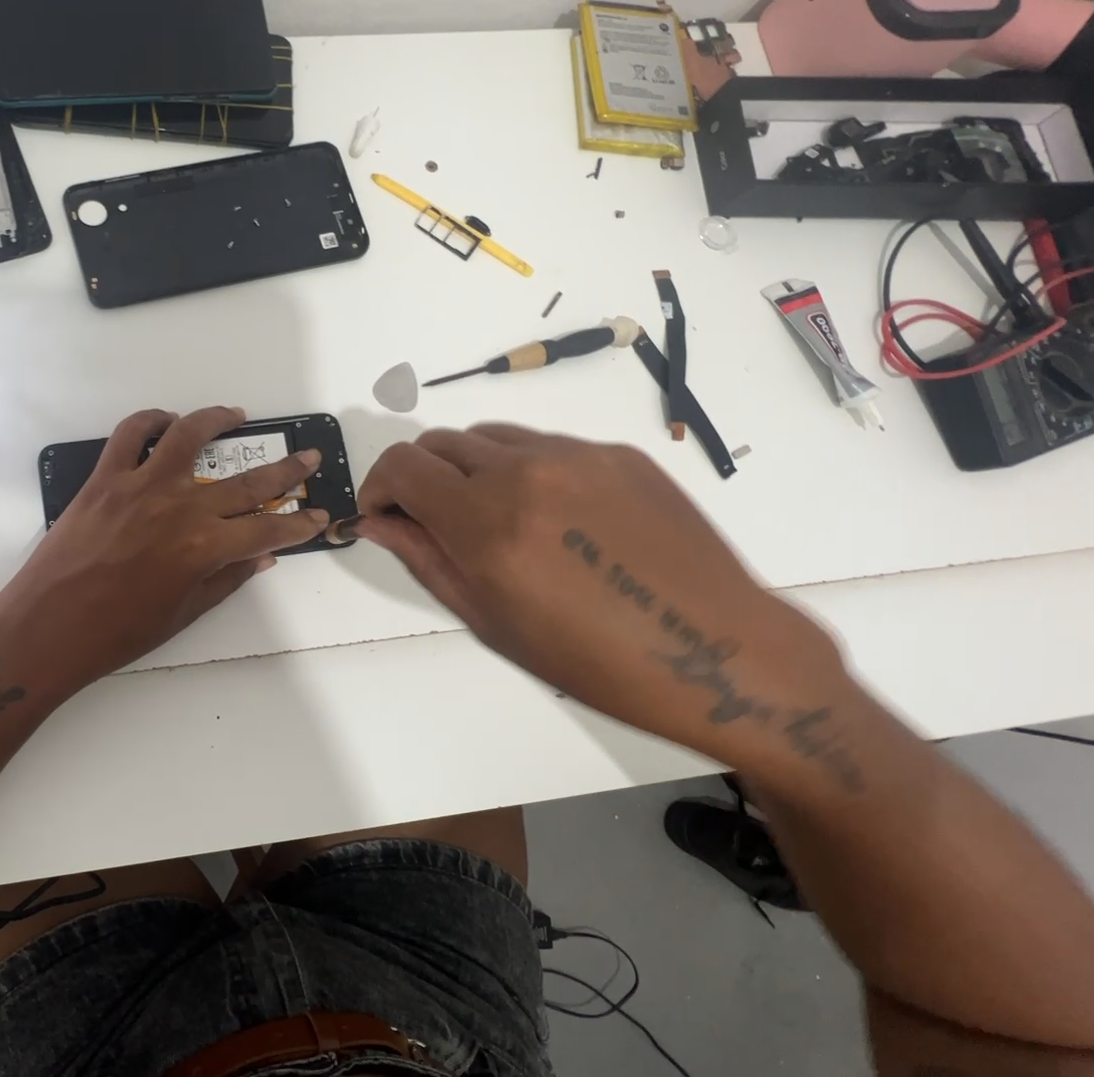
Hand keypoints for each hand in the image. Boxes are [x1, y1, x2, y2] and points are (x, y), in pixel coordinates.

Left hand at [0, 407, 327, 695]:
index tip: (318, 516)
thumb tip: (260, 557)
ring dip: (218, 420)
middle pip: (246, 481)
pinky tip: (165, 422)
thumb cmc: (117, 633)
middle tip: (308, 457)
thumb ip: (226, 579)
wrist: (48, 628)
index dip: (298, 524)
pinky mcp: (104, 479)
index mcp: (205, 548)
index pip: (268, 529)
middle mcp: (180, 507)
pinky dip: (151, 420)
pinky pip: (129, 434)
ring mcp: (140, 487)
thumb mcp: (183, 613)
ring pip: (189, 435)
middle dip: (286, 471)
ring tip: (236, 415)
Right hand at [357, 425, 844, 749]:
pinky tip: (550, 517)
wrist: (716, 652)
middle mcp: (527, 471)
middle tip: (431, 522)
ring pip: (489, 437)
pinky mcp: (618, 454)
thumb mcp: (488, 618)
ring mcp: (577, 455)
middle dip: (418, 477)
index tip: (384, 515)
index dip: (379, 486)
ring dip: (467, 468)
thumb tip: (377, 521)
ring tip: (492, 519)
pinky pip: (543, 445)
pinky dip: (520, 469)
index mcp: (488, 521)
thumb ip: (423, 557)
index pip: (402, 465)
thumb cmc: (589, 658)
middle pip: (439, 442)